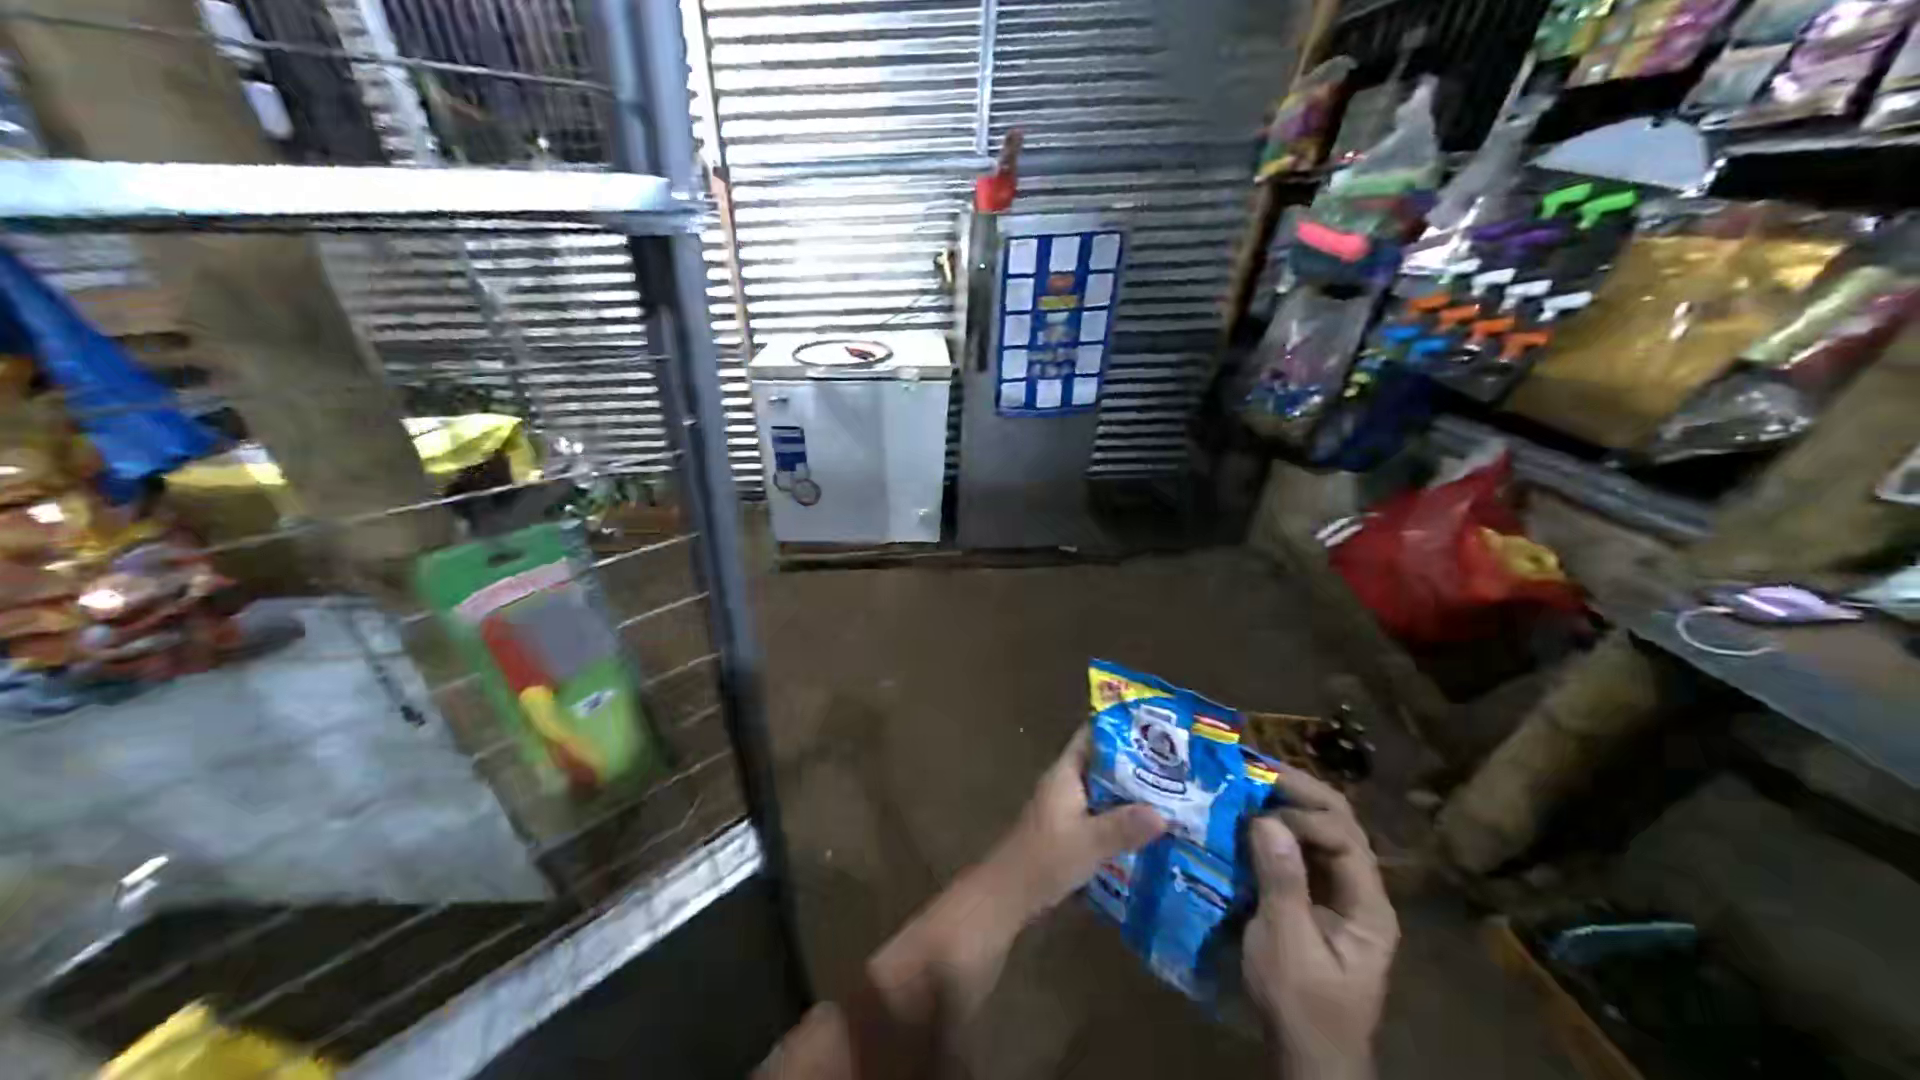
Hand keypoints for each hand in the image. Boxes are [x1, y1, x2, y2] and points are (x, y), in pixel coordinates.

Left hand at [988, 728, 1166, 918]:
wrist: (1009, 892)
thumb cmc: (1045, 858)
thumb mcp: (1089, 842)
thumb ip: (1124, 827)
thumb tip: (1165, 813)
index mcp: (1065, 773)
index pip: (1092, 736)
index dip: (1120, 727)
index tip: (1155, 727)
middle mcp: (1065, 783)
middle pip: (1102, 762)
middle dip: (1135, 762)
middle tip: (1175, 764)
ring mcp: (1065, 806)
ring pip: (1103, 789)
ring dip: (1130, 791)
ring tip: (1171, 792)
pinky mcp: (1068, 829)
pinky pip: (1100, 811)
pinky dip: (1121, 814)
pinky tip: (1148, 826)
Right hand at [1243, 768, 1398, 1079]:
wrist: (1309, 1056)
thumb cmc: (1303, 1005)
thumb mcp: (1288, 946)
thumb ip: (1281, 882)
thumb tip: (1265, 820)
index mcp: (1368, 905)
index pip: (1345, 837)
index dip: (1303, 816)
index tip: (1259, 813)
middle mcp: (1359, 890)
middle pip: (1338, 824)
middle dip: (1298, 792)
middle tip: (1253, 767)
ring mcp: (1337, 894)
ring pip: (1319, 833)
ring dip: (1285, 805)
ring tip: (1246, 782)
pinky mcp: (1313, 900)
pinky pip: (1299, 852)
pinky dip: (1274, 829)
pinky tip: (1245, 818)